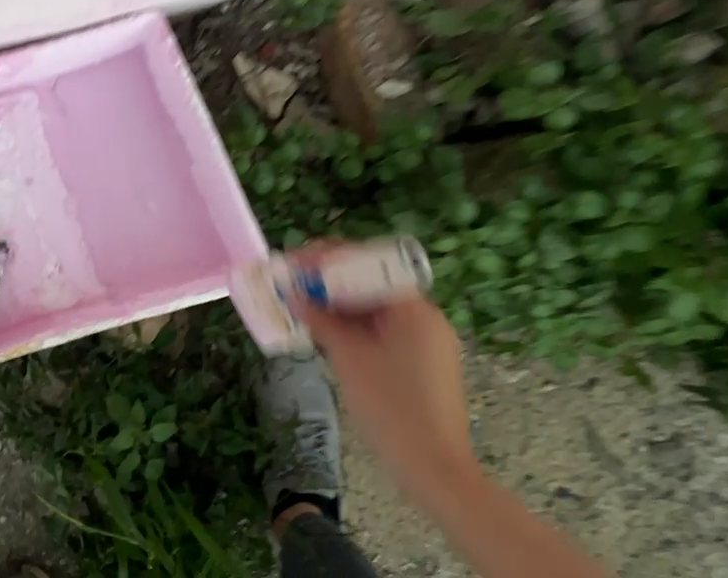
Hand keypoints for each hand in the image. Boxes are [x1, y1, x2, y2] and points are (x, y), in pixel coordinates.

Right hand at [293, 262, 479, 506]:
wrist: (434, 468)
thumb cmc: (390, 406)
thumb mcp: (347, 357)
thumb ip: (320, 319)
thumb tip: (295, 293)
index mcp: (412, 308)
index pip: (366, 265)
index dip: (327, 259)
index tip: (294, 262)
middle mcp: (423, 317)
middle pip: (371, 284)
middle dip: (329, 282)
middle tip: (293, 283)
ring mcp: (425, 341)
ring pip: (374, 309)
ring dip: (338, 305)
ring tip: (301, 306)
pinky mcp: (421, 362)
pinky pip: (382, 330)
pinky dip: (353, 327)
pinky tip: (325, 333)